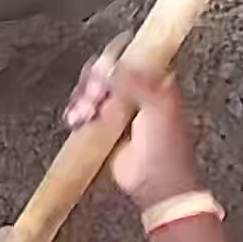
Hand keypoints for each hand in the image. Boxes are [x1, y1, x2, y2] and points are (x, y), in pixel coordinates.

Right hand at [63, 35, 200, 209]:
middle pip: (103, 72)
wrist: (155, 185)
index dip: (112, 59)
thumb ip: (136, 81)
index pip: (127, 56)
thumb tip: (109, 65)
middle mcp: (134, 91)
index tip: (103, 69)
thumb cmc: (166, 148)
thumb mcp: (159, 106)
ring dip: (82, 98)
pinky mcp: (102, 126)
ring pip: (90, 90)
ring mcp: (117, 109)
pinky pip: (82, 110)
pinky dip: (75, 112)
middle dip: (92, 82)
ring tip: (85, 113)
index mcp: (154, 81)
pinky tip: (76, 119)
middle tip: (93, 94)